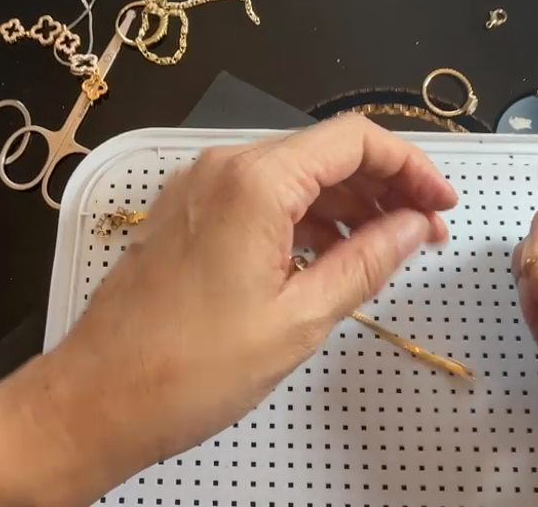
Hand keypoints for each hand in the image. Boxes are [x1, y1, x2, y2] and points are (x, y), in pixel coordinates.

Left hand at [16, 116, 456, 500]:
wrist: (95, 397)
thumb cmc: (192, 368)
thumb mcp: (298, 318)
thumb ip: (367, 261)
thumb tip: (416, 225)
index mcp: (255, 180)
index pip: (352, 139)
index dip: (409, 164)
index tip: (442, 203)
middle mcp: (225, 164)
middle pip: (323, 151)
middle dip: (382, 185)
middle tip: (425, 231)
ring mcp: (202, 182)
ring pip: (293, 172)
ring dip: (345, 202)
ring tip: (387, 247)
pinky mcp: (189, 206)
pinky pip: (260, 194)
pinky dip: (303, 215)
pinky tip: (330, 251)